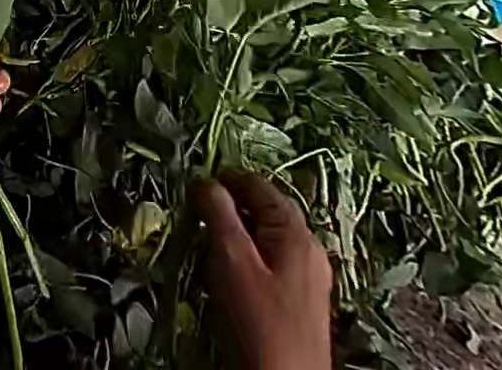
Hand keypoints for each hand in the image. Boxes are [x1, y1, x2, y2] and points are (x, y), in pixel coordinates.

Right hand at [193, 170, 332, 369]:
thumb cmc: (258, 324)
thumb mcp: (231, 260)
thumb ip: (218, 212)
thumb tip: (205, 180)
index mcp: (296, 233)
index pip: (258, 185)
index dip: (224, 178)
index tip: (192, 185)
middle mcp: (308, 249)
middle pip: (264, 209)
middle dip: (228, 205)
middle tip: (196, 212)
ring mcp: (307, 278)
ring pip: (264, 236)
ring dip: (234, 231)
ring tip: (206, 241)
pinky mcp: (299, 302)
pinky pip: (268, 260)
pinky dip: (244, 254)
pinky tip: (225, 272)